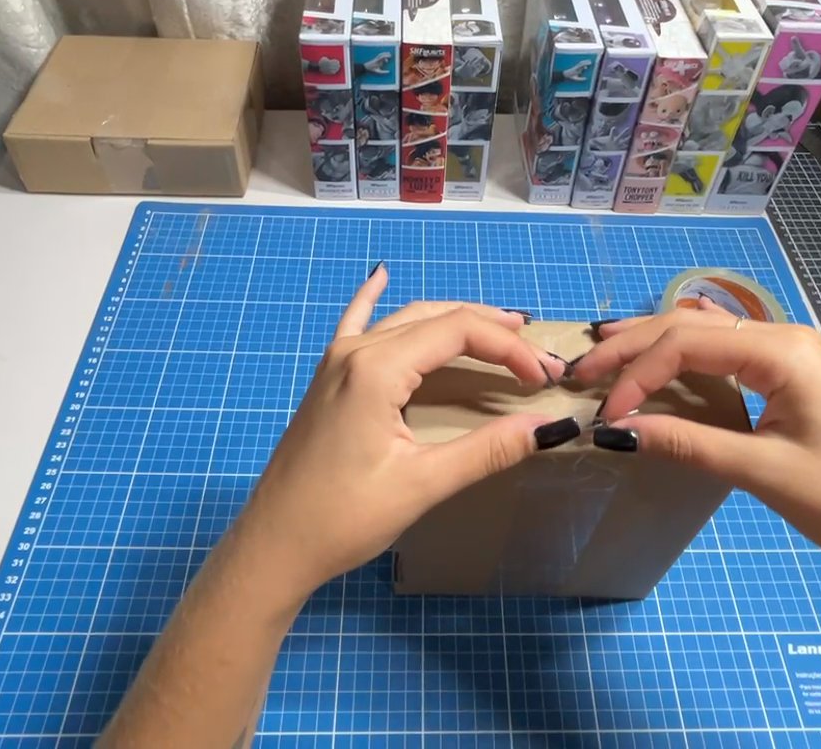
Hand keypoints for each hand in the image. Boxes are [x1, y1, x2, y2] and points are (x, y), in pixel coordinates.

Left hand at [228, 266, 564, 598]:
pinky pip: (356, 323)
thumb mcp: (422, 484)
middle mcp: (356, 349)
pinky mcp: (328, 377)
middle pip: (438, 319)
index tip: (544, 377)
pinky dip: (374, 298)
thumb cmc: (344, 517)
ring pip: (408, 320)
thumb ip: (487, 450)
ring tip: (501, 328)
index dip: (509, 348)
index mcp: (378, 367)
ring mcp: (338, 359)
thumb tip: (546, 427)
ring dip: (455, 320)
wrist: (273, 544)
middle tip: (537, 357)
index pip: (459, 331)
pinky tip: (380, 276)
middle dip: (493, 333)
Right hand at [570, 306, 820, 586]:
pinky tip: (660, 357)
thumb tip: (615, 432)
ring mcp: (789, 353)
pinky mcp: (790, 375)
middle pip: (689, 327)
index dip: (637, 375)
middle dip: (632, 345)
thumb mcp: (764, 472)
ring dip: (654, 341)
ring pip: (705, 334)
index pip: (685, 345)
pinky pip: (724, 353)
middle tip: (582, 367)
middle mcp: (781, 337)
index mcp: (780, 349)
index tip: (606, 414)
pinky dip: (683, 354)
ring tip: (605, 348)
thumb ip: (687, 444)